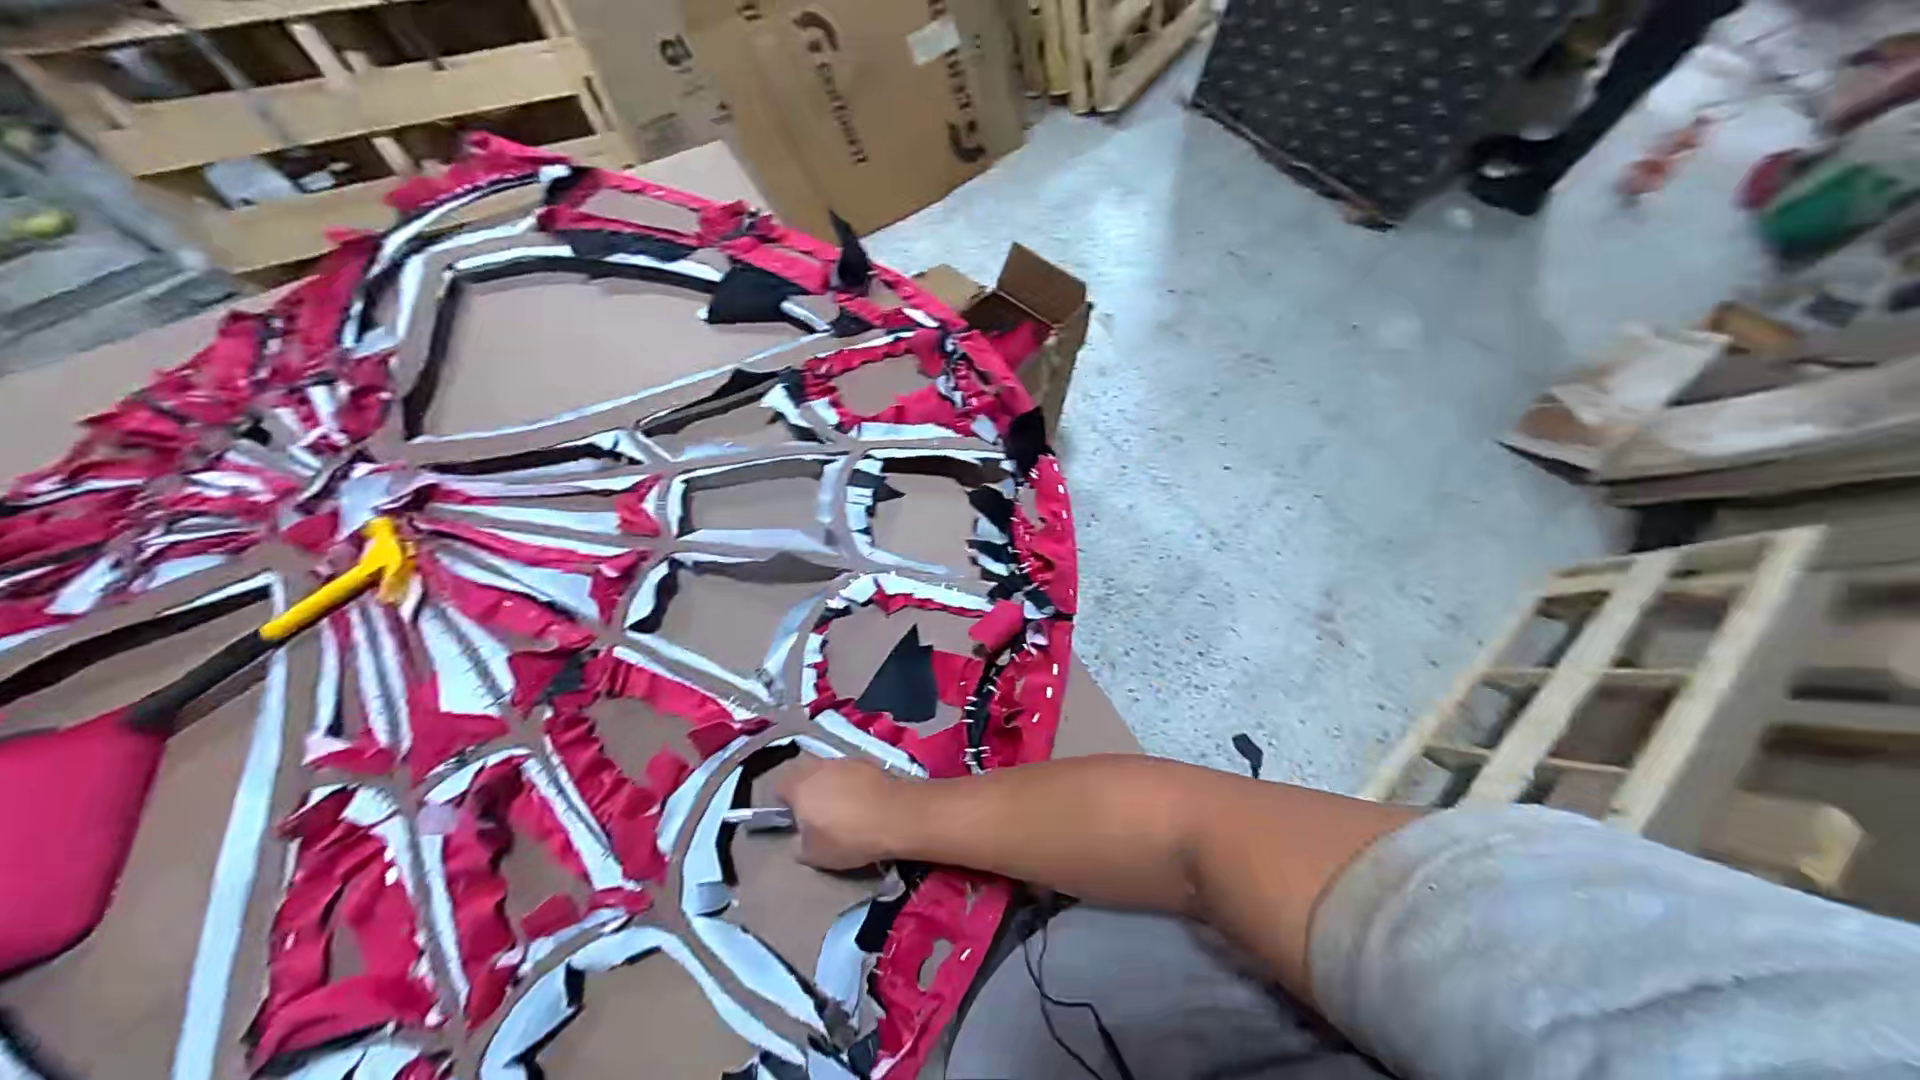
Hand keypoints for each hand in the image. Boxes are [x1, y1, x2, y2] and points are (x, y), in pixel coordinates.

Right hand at [776, 757, 911, 870]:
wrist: (896, 816)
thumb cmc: (848, 837)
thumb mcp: (814, 855)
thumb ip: (799, 844)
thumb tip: (800, 838)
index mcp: (798, 786)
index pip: (779, 787)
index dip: (783, 804)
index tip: (794, 820)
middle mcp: (818, 766)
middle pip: (805, 775)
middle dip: (808, 792)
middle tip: (818, 815)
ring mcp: (845, 761)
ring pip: (829, 772)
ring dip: (832, 785)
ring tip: (845, 809)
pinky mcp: (869, 762)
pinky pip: (852, 773)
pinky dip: (854, 784)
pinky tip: (865, 801)